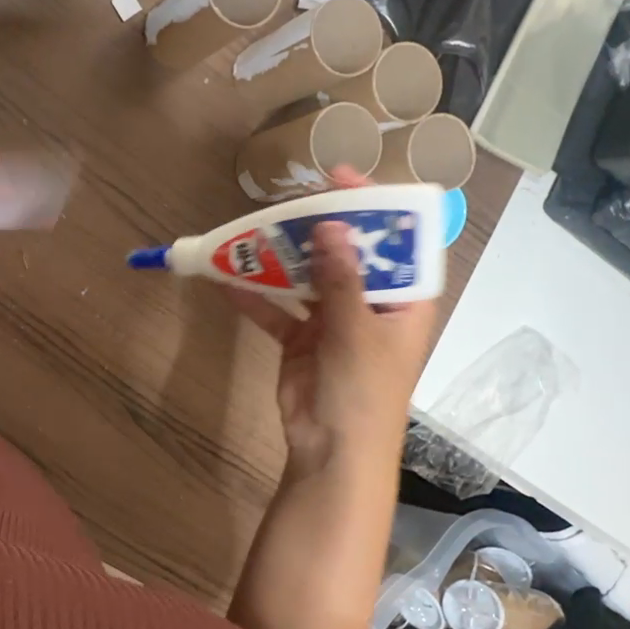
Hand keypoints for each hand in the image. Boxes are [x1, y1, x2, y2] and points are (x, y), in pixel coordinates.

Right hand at [219, 169, 437, 480]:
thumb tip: (329, 226)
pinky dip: (253, 297)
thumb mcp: (356, 331)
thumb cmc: (363, 391)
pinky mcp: (300, 339)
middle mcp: (371, 304)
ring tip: (252, 232)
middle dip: (319, 229)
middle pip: (347, 254)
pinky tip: (225, 280)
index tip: (340, 180)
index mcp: (404, 299)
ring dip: (281, 259)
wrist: (333, 448)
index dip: (375, 207)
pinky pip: (275, 310)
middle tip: (287, 203)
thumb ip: (341, 279)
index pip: (397, 241)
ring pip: (307, 279)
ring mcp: (333, 322)